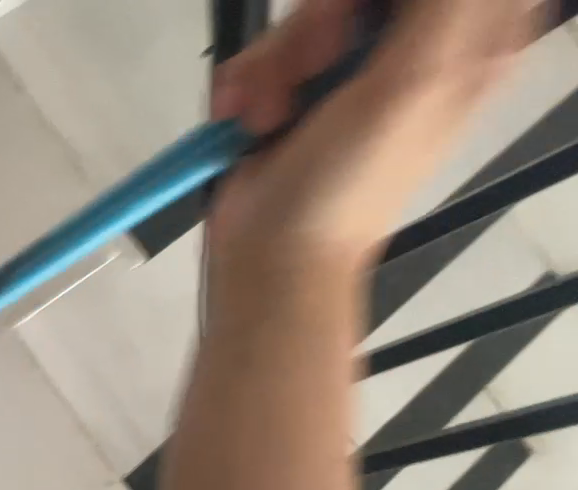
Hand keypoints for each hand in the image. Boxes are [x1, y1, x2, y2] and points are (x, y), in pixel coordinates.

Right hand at [209, 0, 531, 272]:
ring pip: (300, 21)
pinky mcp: (280, 97)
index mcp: (462, 35)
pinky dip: (240, 89)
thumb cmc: (345, 183)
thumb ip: (443, 7)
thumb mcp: (419, 79)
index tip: (356, 26)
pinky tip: (244, 123)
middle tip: (312, 71)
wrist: (271, 252)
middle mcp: (402, 46)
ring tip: (265, 119)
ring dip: (268, 67)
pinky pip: (256, 61)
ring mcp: (337, 73)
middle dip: (316, 26)